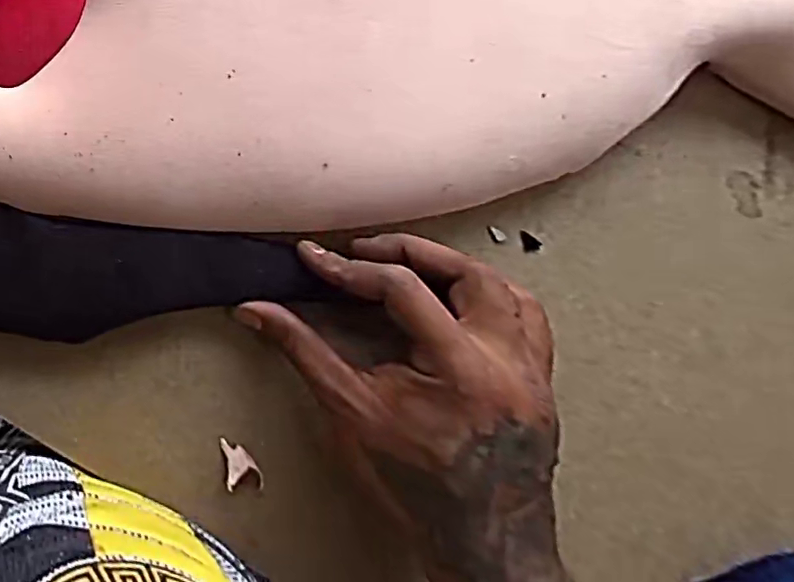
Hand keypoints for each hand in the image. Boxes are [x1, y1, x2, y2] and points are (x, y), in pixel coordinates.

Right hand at [236, 236, 566, 581]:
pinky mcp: (538, 389)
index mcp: (465, 372)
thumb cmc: (420, 486)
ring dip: (456, 269)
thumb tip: (255, 311)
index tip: (314, 258)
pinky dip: (488, 297)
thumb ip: (301, 348)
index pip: (404, 289)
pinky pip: (528, 323)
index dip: (349, 267)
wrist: (484, 545)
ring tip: (409, 261)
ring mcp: (533, 379)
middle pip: (472, 276)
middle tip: (363, 247)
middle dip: (410, 250)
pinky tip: (452, 299)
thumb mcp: (348, 409)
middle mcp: (510, 369)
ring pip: (511, 294)